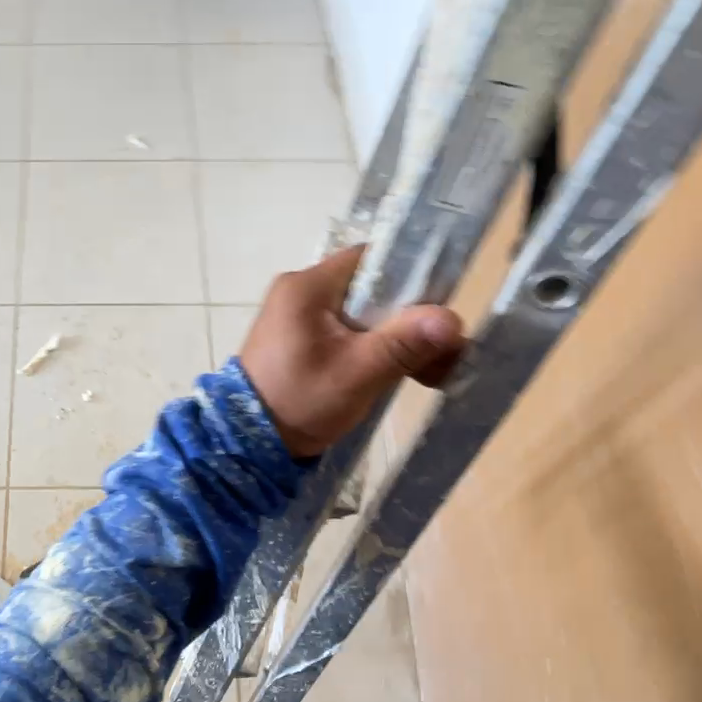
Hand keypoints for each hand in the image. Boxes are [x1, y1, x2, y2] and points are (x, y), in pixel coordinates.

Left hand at [238, 246, 466, 457]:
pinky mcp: (300, 338)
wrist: (249, 441)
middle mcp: (300, 291)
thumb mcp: (357, 373)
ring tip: (429, 372)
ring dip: (395, 340)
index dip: (412, 278)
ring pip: (363, 313)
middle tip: (442, 353)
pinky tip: (400, 375)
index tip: (439, 309)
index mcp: (307, 286)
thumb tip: (453, 318)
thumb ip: (404, 343)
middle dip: (409, 319)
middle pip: (371, 288)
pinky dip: (373, 350)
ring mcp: (297, 315)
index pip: (372, 260)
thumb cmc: (299, 401)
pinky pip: (347, 332)